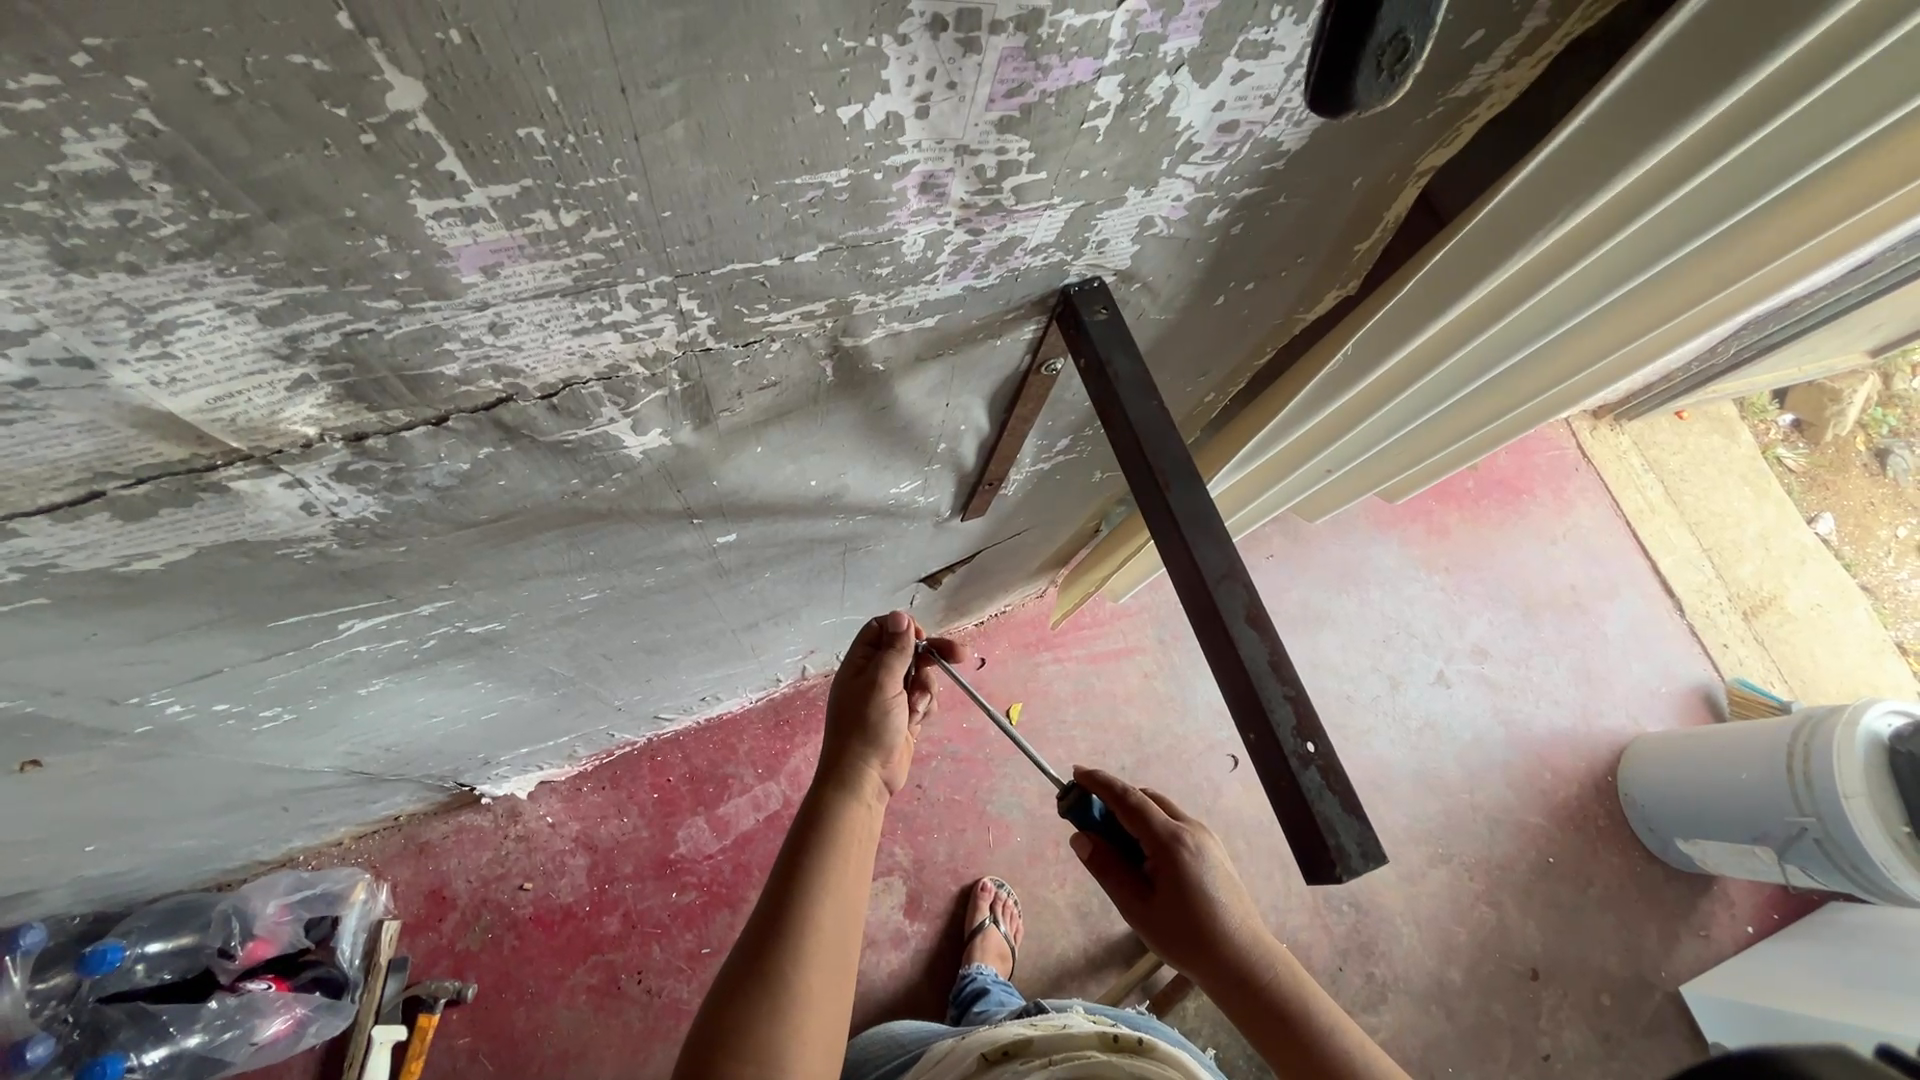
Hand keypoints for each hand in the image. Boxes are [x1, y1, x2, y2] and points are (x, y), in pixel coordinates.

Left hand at [818, 611, 968, 800]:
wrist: (865, 779)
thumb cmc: (867, 727)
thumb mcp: (881, 682)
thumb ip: (895, 649)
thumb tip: (900, 614)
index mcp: (861, 662)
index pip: (882, 630)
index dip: (904, 630)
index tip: (922, 639)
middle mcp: (875, 675)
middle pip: (909, 651)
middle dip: (932, 655)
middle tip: (960, 655)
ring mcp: (891, 697)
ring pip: (921, 677)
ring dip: (926, 689)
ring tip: (916, 708)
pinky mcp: (904, 716)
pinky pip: (924, 700)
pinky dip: (926, 707)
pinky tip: (917, 721)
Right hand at [1068, 767, 1280, 989]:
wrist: (1243, 961)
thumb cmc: (1187, 939)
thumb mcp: (1137, 908)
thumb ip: (1107, 868)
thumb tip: (1080, 837)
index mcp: (1170, 841)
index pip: (1127, 799)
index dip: (1099, 783)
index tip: (1075, 773)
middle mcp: (1190, 828)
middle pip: (1145, 798)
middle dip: (1113, 800)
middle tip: (1088, 821)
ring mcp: (1205, 837)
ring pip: (1161, 810)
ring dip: (1133, 814)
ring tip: (1115, 848)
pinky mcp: (1213, 849)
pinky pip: (1174, 824)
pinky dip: (1151, 826)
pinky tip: (1144, 859)